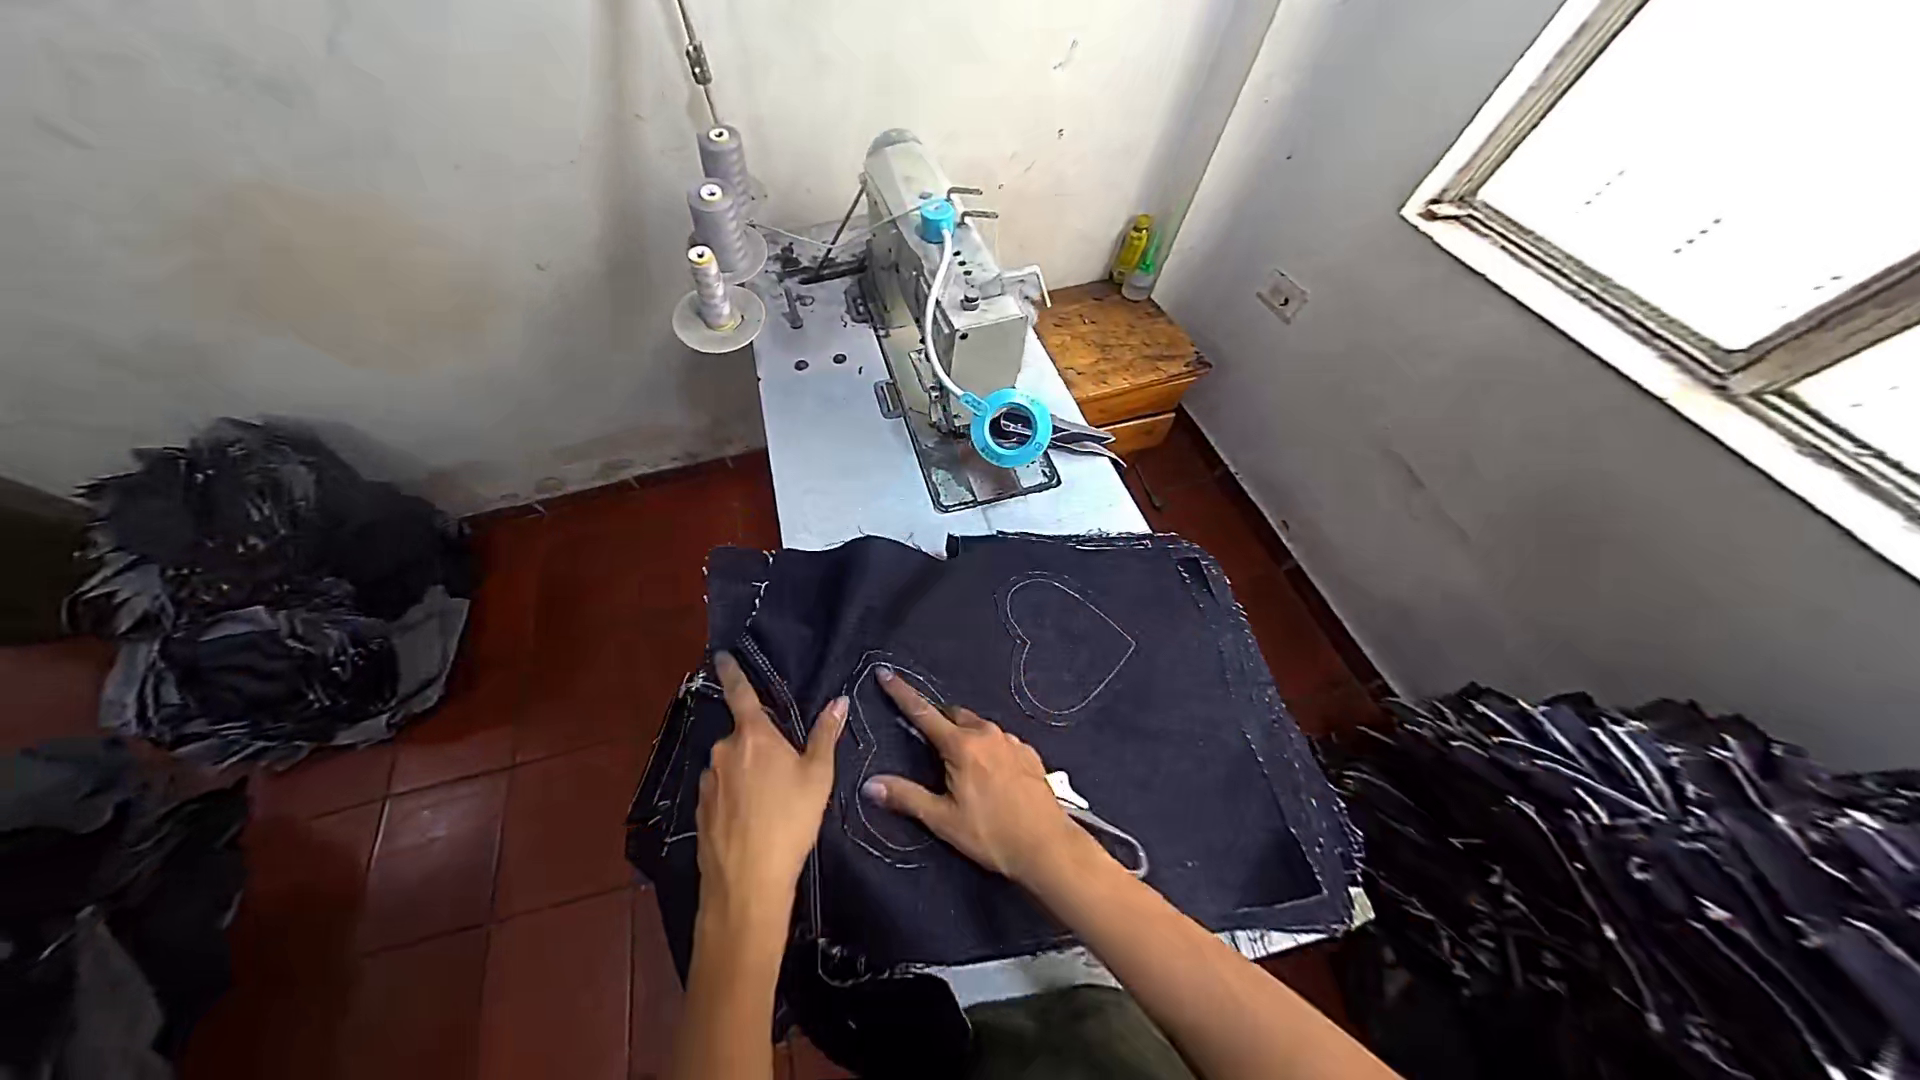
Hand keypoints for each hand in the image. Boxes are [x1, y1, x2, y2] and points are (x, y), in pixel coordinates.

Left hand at [696, 652, 846, 923]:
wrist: (747, 880)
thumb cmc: (790, 819)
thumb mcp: (818, 775)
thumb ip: (826, 734)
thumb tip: (839, 700)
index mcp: (753, 736)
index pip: (740, 693)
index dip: (731, 672)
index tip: (720, 655)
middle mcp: (723, 750)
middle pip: (742, 736)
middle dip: (759, 745)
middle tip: (784, 771)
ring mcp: (707, 781)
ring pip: (731, 765)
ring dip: (746, 773)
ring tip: (770, 802)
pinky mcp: (699, 808)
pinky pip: (720, 789)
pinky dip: (734, 796)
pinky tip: (751, 818)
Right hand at [862, 666, 1095, 886]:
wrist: (1047, 846)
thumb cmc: (991, 834)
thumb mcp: (943, 819)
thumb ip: (906, 797)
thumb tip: (870, 785)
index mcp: (962, 745)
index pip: (923, 712)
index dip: (901, 692)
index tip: (886, 673)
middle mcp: (987, 734)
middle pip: (954, 716)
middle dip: (938, 722)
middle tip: (929, 745)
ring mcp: (1012, 741)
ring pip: (979, 727)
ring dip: (965, 737)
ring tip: (962, 766)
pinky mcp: (1029, 753)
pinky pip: (1000, 741)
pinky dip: (989, 748)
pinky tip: (991, 773)